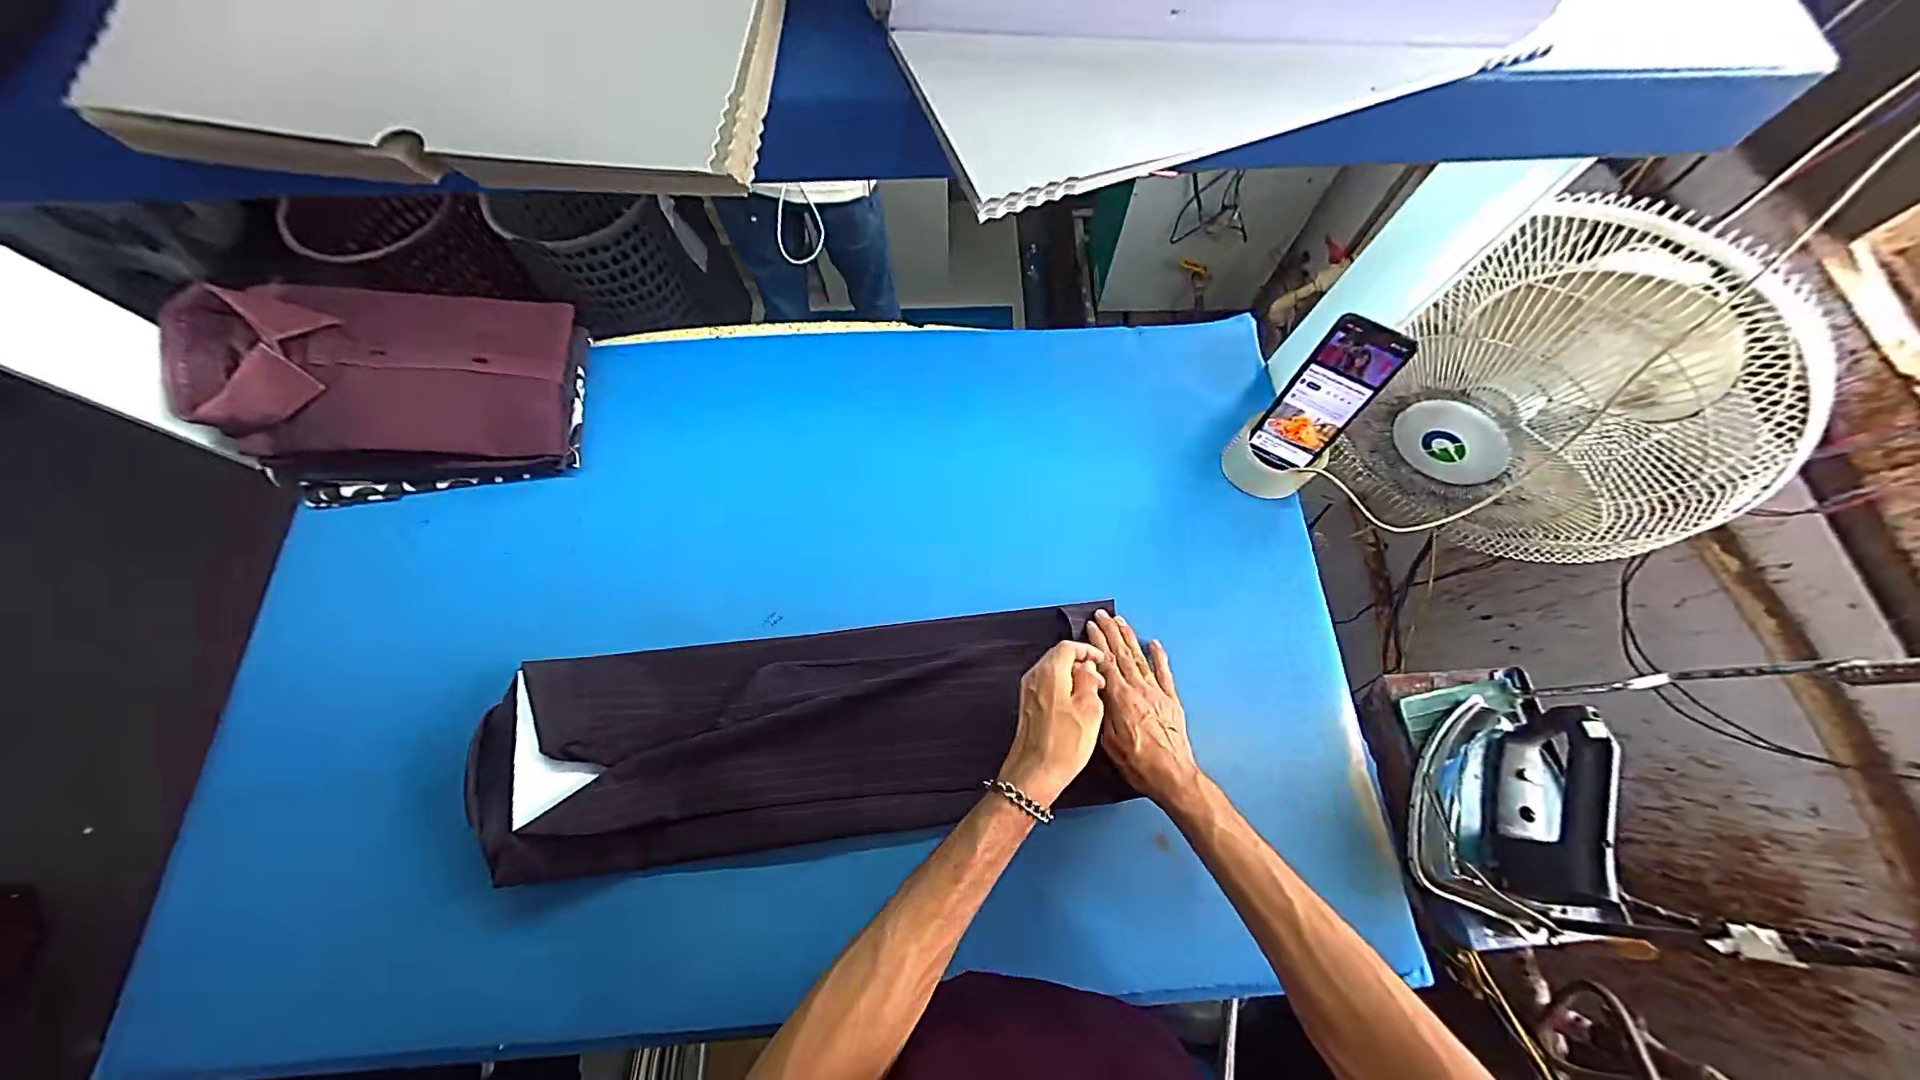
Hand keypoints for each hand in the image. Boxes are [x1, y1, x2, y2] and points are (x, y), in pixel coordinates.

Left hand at [999, 640, 1106, 807]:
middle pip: (1058, 655)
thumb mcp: (1089, 710)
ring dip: (1072, 674)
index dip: (1088, 650)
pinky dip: (1063, 686)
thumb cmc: (1061, 747)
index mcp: (1049, 672)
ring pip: (1053, 669)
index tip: (1101, 660)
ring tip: (1091, 692)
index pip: (1068, 646)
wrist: (1034, 773)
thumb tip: (1089, 667)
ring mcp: (1028, 690)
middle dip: (1080, 661)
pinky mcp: (1028, 704)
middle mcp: (1034, 676)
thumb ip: (1090, 680)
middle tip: (1099, 676)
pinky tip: (1076, 704)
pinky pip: (1047, 684)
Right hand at [1087, 611, 1200, 806]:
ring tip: (1121, 622)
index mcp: (1120, 698)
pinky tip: (1154, 643)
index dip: (1097, 642)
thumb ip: (1102, 709)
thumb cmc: (1138, 762)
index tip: (1091, 626)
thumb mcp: (1108, 739)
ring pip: (1140, 658)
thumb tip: (1095, 688)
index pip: (1106, 662)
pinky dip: (1159, 656)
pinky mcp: (1171, 700)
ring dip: (1129, 638)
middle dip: (1111, 632)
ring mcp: (1156, 693)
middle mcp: (1138, 690)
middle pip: (1122, 654)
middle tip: (1103, 615)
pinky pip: (1164, 673)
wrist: (1172, 774)